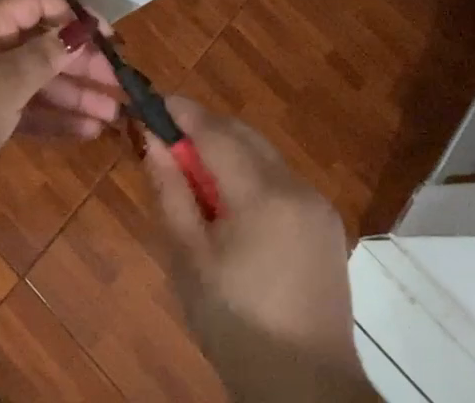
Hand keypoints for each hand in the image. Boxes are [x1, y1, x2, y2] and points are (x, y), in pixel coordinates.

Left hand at [0, 0, 120, 186]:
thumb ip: (46, 55)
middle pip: (41, 46)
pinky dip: (55, 117)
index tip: (111, 37)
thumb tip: (78, 32)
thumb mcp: (8, 81)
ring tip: (116, 115)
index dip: (73, 17)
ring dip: (75, 95)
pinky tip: (89, 131)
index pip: (35, 6)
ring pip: (38, 81)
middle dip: (81, 64)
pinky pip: (27, 109)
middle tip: (121, 85)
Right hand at [143, 98, 369, 398]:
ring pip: (264, 156)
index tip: (148, 101)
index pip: (214, 131)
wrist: (306, 388)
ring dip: (227, 151)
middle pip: (243, 135)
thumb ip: (171, 191)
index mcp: (263, 194)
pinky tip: (228, 206)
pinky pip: (281, 181)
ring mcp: (318, 206)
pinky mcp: (326, 227)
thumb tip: (151, 138)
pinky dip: (250, 176)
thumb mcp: (188, 257)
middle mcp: (297, 187)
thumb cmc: (234, 323)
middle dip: (203, 128)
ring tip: (190, 177)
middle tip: (163, 140)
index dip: (180, 112)